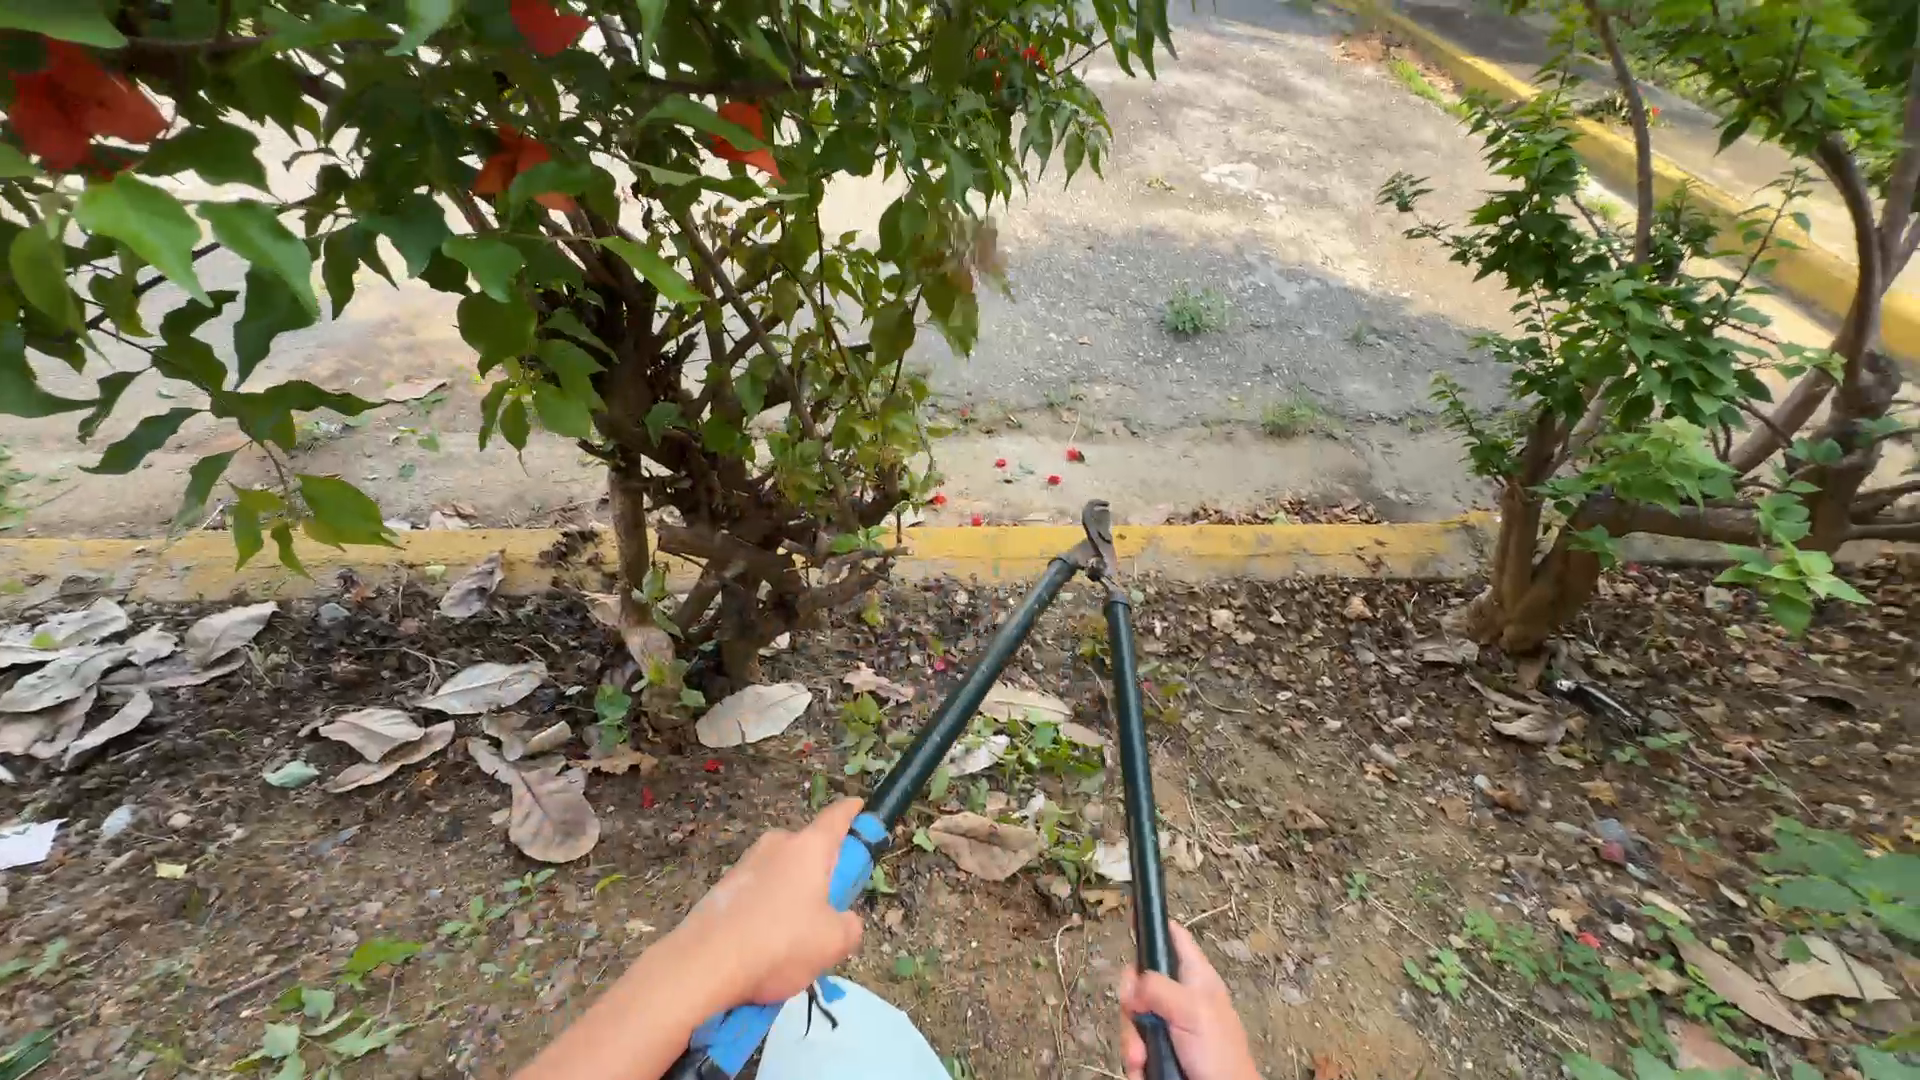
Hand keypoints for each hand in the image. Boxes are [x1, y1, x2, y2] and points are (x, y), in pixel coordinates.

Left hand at [669, 797, 867, 1005]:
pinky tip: (762, 949)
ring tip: (790, 942)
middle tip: (827, 911)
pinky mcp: (724, 887)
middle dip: (822, 873)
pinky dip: (766, 912)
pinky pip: (759, 893)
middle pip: (809, 850)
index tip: (860, 807)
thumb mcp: (833, 942)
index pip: (837, 817)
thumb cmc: (780, 943)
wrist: (703, 965)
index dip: (853, 811)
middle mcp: (778, 844)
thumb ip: (851, 926)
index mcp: (809, 847)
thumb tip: (845, 922)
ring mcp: (747, 863)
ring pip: (783, 874)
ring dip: (792, 896)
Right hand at [1119, 922, 1260, 1079]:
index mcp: (1195, 977)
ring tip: (1141, 1057)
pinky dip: (1134, 1057)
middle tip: (1133, 1011)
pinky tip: (1142, 1067)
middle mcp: (1179, 996)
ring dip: (1132, 1037)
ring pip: (1134, 1015)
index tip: (1131, 917)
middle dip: (1131, 1000)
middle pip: (1140, 979)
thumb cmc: (1219, 1054)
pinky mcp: (1160, 1050)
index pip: (1173, 937)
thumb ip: (1159, 987)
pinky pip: (1135, 1044)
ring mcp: (1169, 1024)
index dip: (1153, 925)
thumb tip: (1132, 985)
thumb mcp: (1192, 1010)